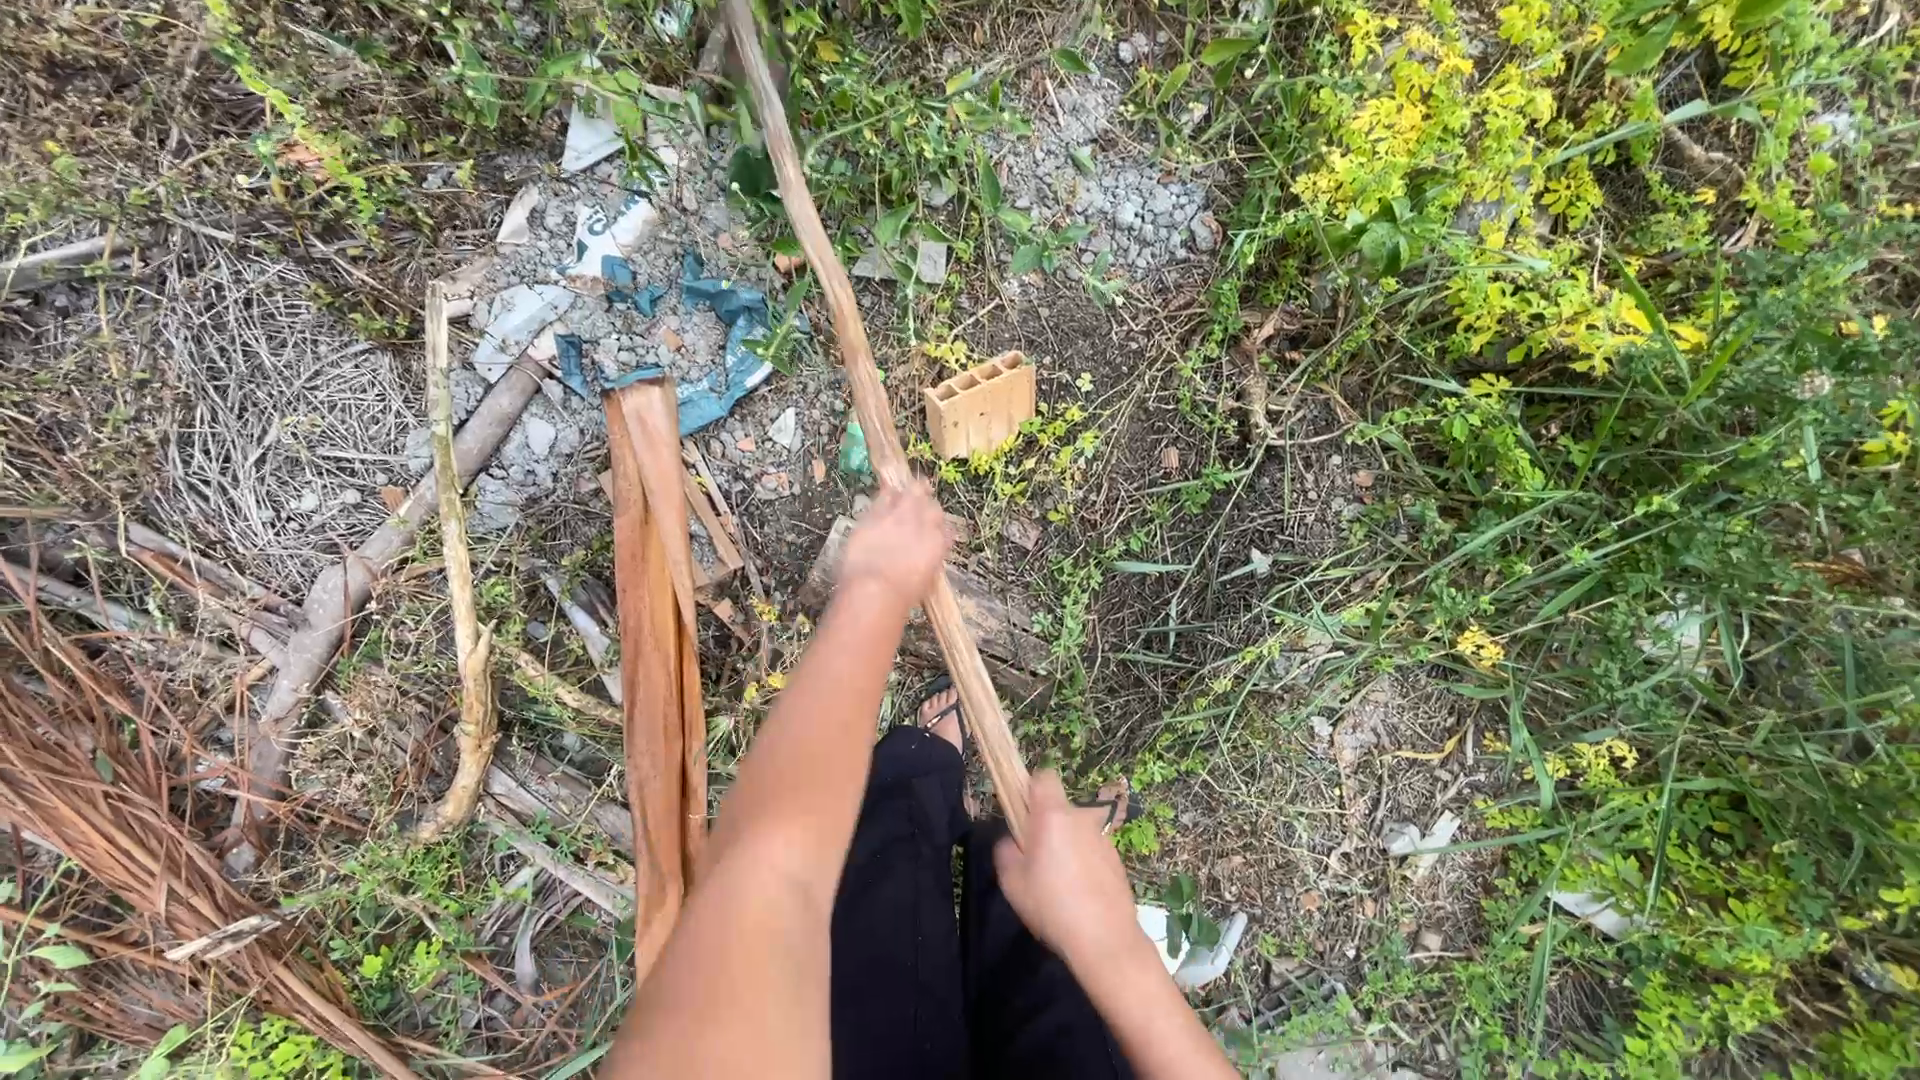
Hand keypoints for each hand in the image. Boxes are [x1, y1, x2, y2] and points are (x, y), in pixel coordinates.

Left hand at [835, 478, 950, 609]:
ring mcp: (898, 514)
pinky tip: (883, 498)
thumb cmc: (902, 595)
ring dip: (907, 491)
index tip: (932, 529)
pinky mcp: (875, 513)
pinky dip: (886, 496)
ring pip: (909, 490)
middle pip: (930, 503)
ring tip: (902, 492)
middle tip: (922, 497)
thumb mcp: (926, 580)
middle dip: (926, 500)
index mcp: (938, 541)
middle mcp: (922, 522)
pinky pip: (884, 496)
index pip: (944, 526)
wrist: (874, 589)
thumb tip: (929, 554)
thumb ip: (930, 560)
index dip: (937, 526)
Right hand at [994, 771, 1139, 966]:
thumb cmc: (1052, 906)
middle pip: (1059, 808)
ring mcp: (1103, 837)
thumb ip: (1006, 850)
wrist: (1105, 939)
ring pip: (1075, 831)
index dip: (1030, 789)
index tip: (1023, 815)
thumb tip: (1014, 840)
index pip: (1043, 777)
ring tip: (1059, 884)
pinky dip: (1084, 862)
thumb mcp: (1012, 881)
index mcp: (1053, 815)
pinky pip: (1091, 850)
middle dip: (1047, 826)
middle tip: (1036, 860)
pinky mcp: (1116, 858)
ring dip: (1066, 846)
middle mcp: (1081, 818)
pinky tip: (1079, 894)